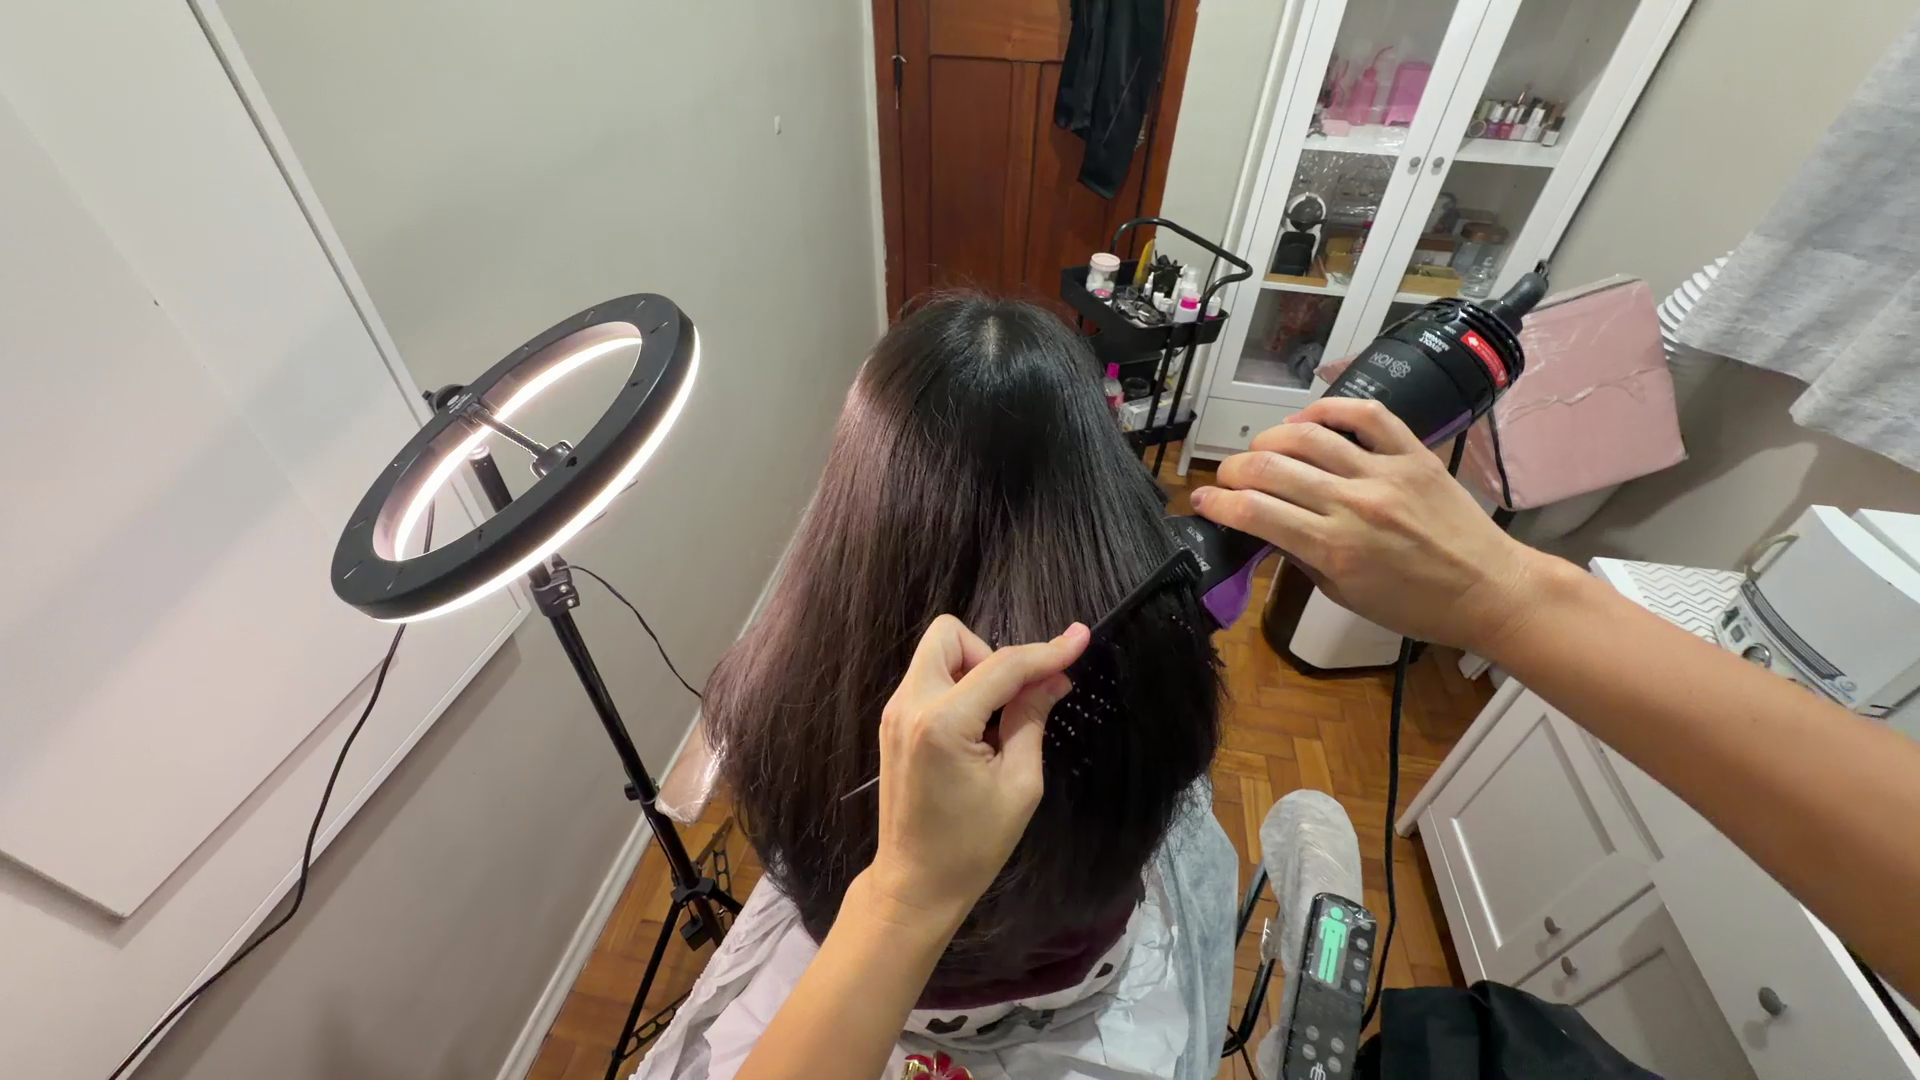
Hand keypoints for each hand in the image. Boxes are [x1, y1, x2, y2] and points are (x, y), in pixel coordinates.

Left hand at [864, 616, 1089, 927]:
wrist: (914, 883)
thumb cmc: (972, 845)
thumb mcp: (1019, 785)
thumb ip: (1032, 720)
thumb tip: (1054, 679)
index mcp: (943, 723)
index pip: (1002, 666)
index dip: (1046, 652)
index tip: (1079, 638)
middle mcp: (910, 705)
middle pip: (949, 634)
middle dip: (989, 654)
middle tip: (1010, 700)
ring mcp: (895, 711)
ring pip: (937, 652)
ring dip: (973, 670)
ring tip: (994, 722)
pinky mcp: (893, 722)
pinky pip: (929, 678)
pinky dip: (958, 687)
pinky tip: (975, 729)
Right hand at [1189, 398, 1552, 654]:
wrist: (1489, 591)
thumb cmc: (1411, 605)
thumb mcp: (1340, 594)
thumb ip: (1297, 555)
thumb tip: (1260, 528)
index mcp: (1331, 547)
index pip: (1251, 511)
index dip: (1214, 502)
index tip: (1200, 501)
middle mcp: (1353, 504)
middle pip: (1268, 468)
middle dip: (1231, 470)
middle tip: (1226, 479)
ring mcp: (1384, 474)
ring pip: (1307, 435)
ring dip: (1268, 439)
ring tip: (1260, 450)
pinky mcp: (1413, 454)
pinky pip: (1366, 415)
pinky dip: (1328, 410)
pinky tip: (1306, 420)